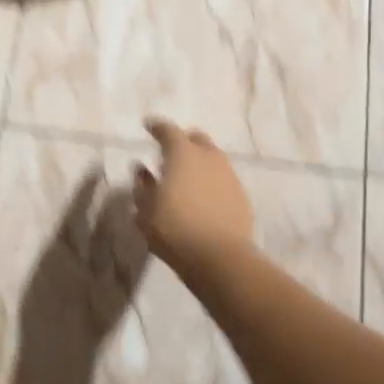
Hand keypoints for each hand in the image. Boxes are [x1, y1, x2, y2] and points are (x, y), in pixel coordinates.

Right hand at [133, 118, 254, 271]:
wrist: (220, 257)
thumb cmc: (174, 229)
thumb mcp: (145, 211)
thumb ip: (142, 186)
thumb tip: (142, 171)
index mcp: (182, 153)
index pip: (168, 130)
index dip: (156, 127)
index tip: (148, 126)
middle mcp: (209, 156)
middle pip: (195, 138)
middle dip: (183, 142)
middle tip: (170, 154)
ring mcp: (229, 174)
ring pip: (212, 158)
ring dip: (199, 162)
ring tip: (187, 178)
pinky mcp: (241, 195)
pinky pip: (223, 179)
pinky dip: (212, 181)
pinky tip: (204, 198)